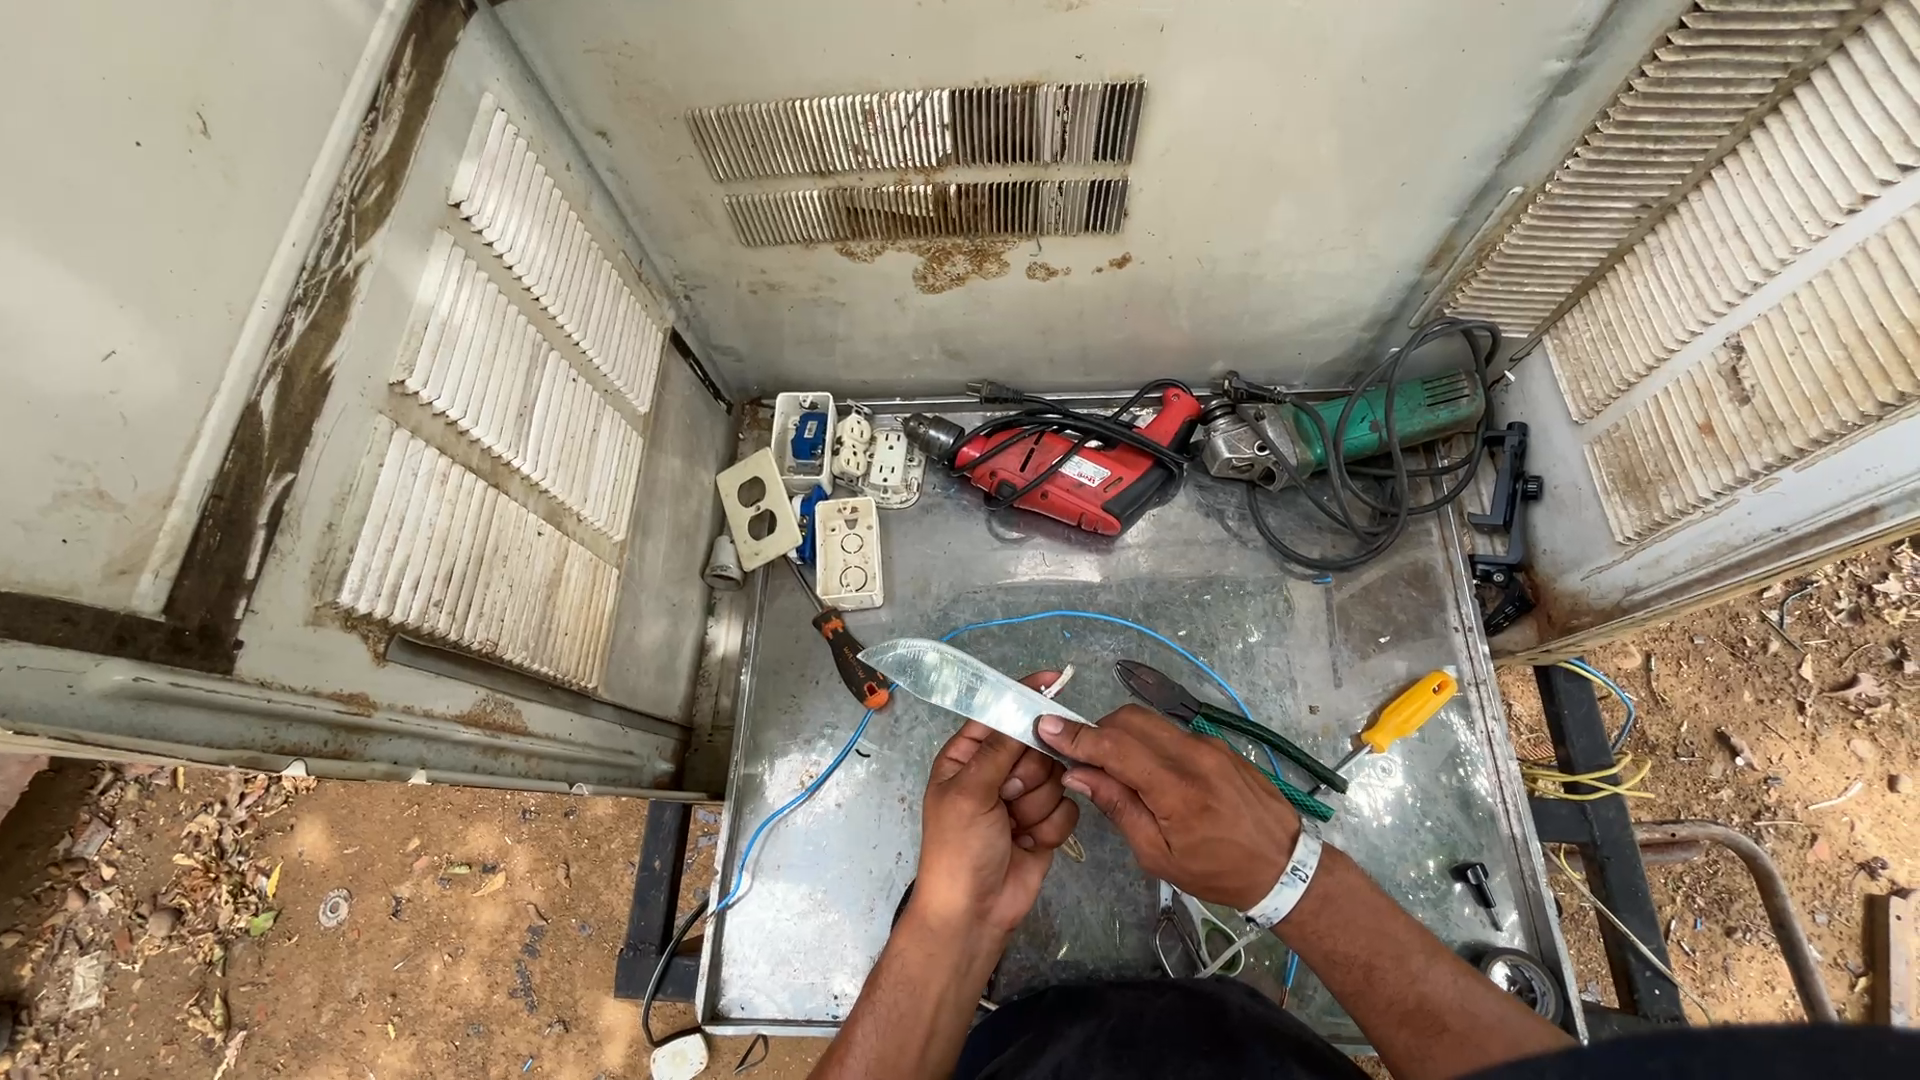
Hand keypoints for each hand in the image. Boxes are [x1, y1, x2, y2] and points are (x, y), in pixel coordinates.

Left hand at [910, 672, 1080, 938]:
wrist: (974, 913)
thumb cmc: (958, 848)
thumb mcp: (970, 792)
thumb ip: (1000, 748)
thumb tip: (1026, 710)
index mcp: (967, 755)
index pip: (999, 712)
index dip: (1024, 696)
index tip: (1054, 680)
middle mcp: (996, 770)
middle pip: (1036, 745)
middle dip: (1028, 773)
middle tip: (1007, 796)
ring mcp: (1023, 797)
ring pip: (1055, 776)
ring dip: (1036, 805)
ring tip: (1013, 827)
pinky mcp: (1045, 822)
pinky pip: (1067, 806)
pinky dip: (1050, 827)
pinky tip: (1029, 843)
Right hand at [1038, 705, 1300, 909]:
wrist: (1286, 867)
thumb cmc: (1218, 872)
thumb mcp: (1159, 856)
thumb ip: (1118, 807)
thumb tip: (1078, 774)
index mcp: (1177, 790)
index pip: (1115, 747)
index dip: (1076, 736)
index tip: (1044, 726)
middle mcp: (1193, 755)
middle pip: (1129, 720)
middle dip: (1096, 730)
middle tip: (1079, 755)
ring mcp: (1209, 744)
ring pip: (1148, 720)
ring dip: (1120, 733)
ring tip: (1110, 763)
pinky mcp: (1218, 743)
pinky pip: (1169, 730)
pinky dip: (1146, 740)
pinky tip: (1145, 767)